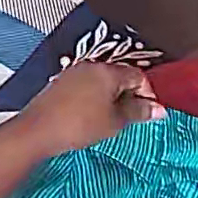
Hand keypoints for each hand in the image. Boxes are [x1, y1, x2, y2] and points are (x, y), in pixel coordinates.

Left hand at [10, 61, 163, 158]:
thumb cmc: (79, 125)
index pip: (138, 76)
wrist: (38, 131)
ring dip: (111, 98)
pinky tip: (90, 117)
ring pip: (102, 82)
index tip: (148, 112)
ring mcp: (73, 73)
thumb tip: (159, 109)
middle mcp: (90, 66)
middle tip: (130, 118)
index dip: (148, 94)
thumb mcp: (115, 121)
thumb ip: (139, 111)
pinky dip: (94, 99)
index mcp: (108, 71)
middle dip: (129, 95)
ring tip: (110, 120)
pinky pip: (86, 87)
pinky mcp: (61, 83)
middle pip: (119, 76)